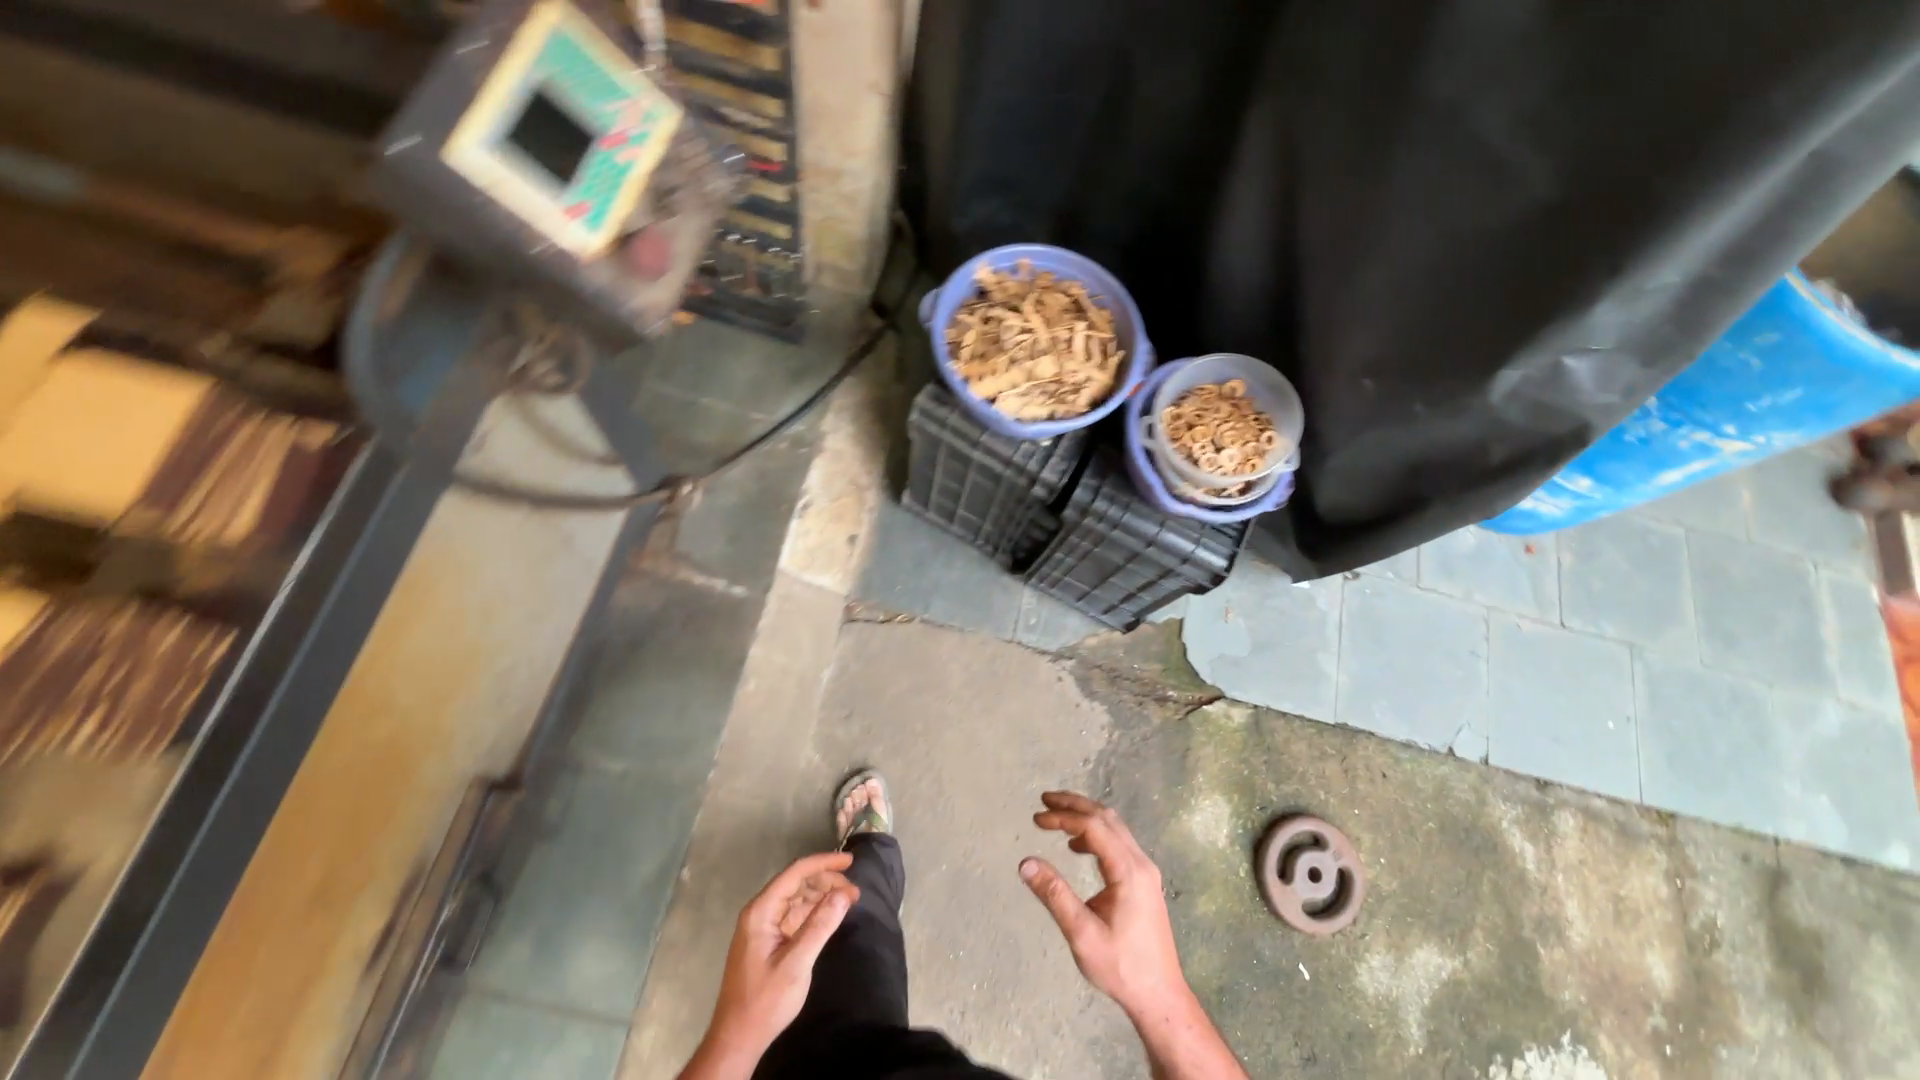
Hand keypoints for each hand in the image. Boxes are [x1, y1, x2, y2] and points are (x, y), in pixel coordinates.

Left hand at [705, 852, 859, 1056]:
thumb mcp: (796, 963)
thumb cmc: (765, 1000)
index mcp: (761, 911)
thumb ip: (820, 925)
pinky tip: (830, 915)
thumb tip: (844, 893)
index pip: (795, 873)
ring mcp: (763, 927)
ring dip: (821, 895)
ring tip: (849, 900)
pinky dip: (813, 911)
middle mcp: (760, 912)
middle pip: (796, 883)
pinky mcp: (769, 941)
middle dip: (826, 880)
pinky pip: (793, 915)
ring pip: (796, 898)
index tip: (851, 862)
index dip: (823, 863)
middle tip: (855, 891)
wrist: (738, 1037)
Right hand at [1019, 791, 1188, 1019]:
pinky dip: (1096, 835)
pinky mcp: (1144, 882)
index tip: (1036, 818)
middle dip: (1074, 805)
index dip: (1063, 818)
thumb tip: (1026, 863)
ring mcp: (1146, 872)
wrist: (1160, 995)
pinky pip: (1119, 843)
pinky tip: (1077, 847)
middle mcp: (1141, 864)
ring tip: (1056, 817)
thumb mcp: (1081, 933)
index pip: (1094, 827)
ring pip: (1115, 828)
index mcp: (1129, 871)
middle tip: (1044, 801)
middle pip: (1107, 818)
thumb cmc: (1121, 967)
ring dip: (1086, 817)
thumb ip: (1054, 895)